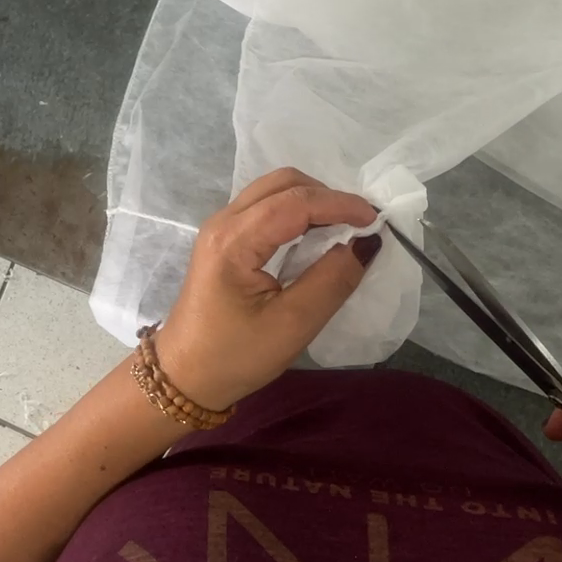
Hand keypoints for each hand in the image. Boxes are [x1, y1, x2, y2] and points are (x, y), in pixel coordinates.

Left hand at [155, 168, 380, 410]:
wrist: (184, 376)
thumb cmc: (235, 356)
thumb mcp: (292, 325)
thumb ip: (332, 280)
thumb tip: (366, 243)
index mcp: (233, 241)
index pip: (295, 203)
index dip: (340, 205)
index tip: (376, 221)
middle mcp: (222, 223)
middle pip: (281, 184)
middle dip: (326, 196)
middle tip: (359, 225)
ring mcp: (219, 229)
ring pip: (272, 192)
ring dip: (310, 202)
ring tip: (343, 229)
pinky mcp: (223, 240)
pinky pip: (264, 209)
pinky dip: (295, 213)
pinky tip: (315, 236)